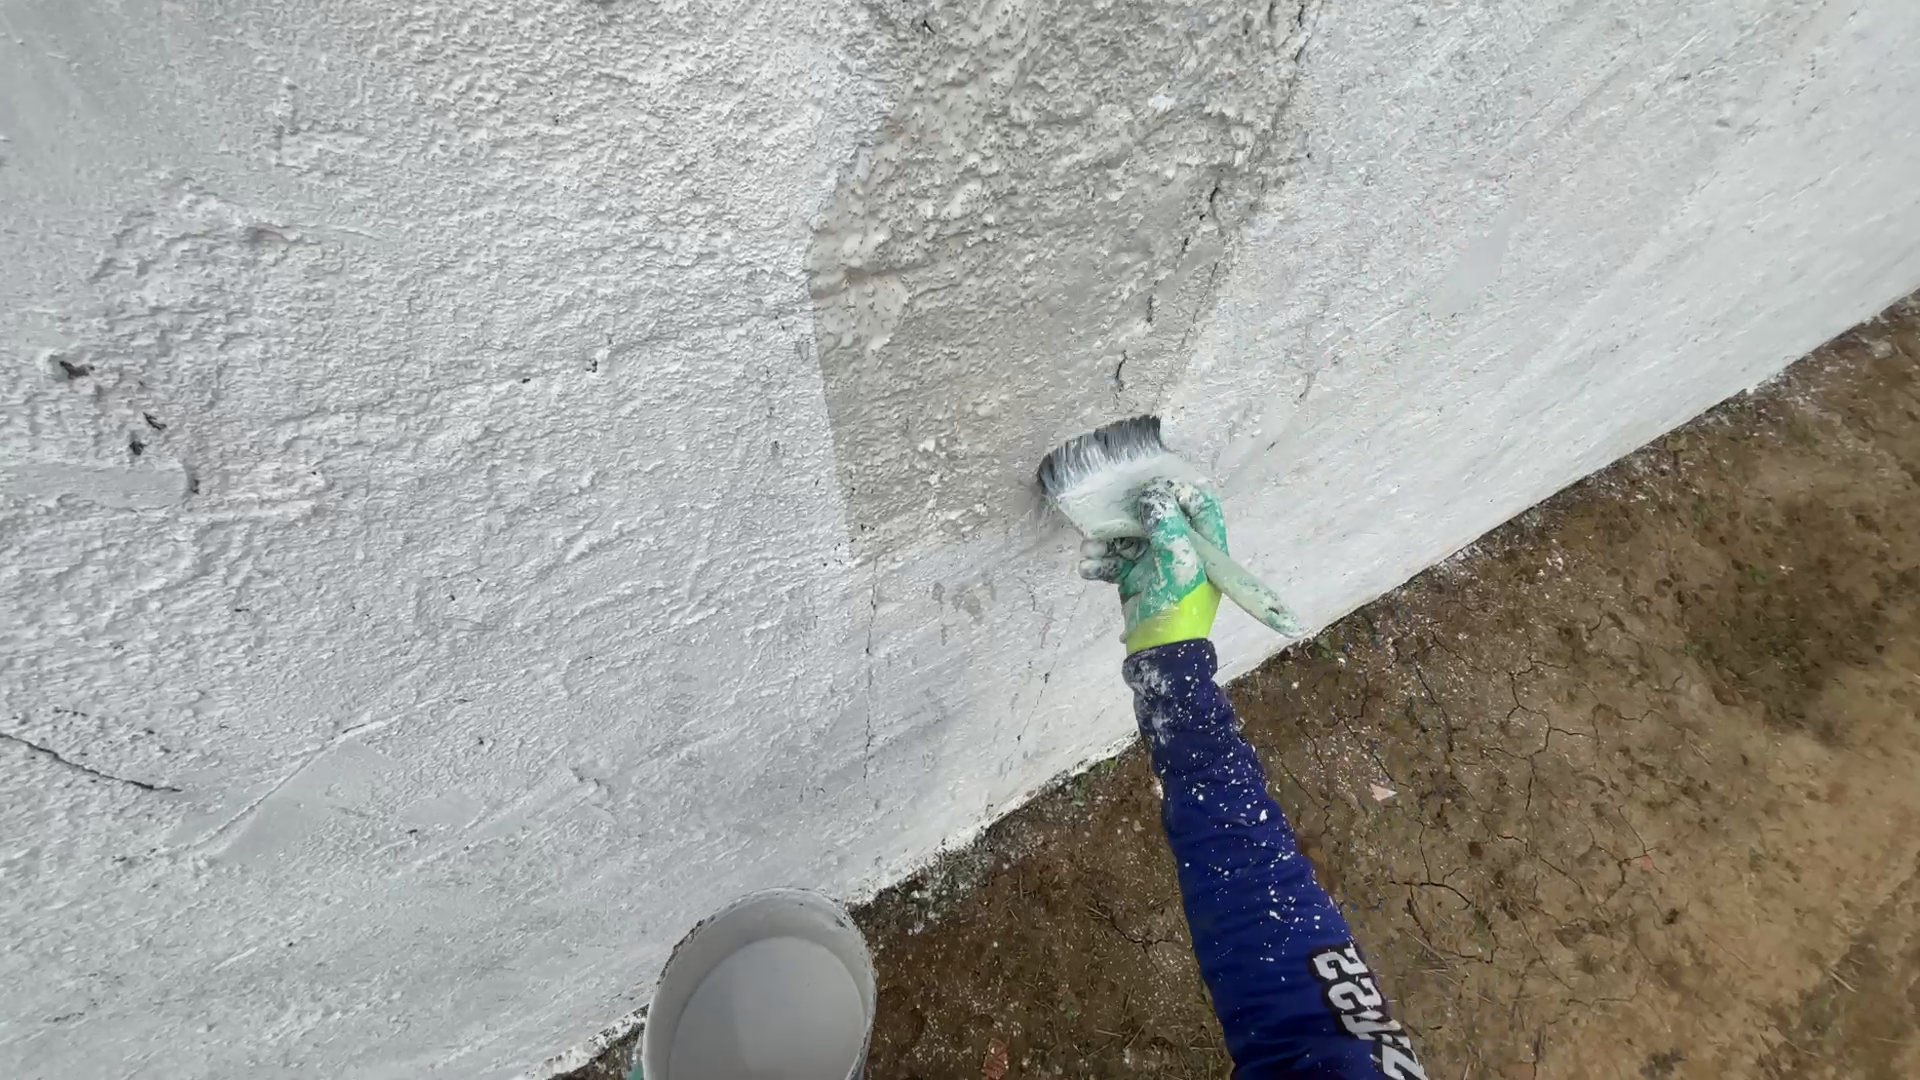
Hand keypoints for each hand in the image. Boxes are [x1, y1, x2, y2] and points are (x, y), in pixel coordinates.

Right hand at [1078, 478, 1227, 652]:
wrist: (1158, 658)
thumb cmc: (1178, 612)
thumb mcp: (1179, 567)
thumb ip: (1168, 528)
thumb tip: (1152, 494)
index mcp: (1205, 547)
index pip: (1198, 505)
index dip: (1178, 491)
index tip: (1151, 488)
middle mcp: (1181, 550)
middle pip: (1155, 518)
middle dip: (1127, 518)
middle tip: (1108, 515)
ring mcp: (1154, 564)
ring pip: (1128, 538)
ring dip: (1106, 542)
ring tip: (1089, 550)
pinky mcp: (1133, 578)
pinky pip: (1114, 560)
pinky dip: (1100, 562)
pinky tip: (1088, 567)